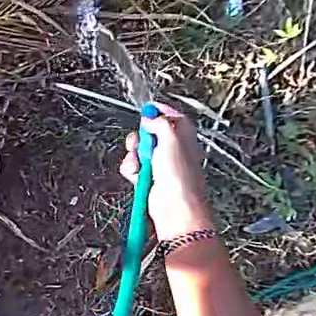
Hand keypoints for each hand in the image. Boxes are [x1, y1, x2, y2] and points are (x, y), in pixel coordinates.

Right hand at [118, 103, 214, 241]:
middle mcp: (173, 148)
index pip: (170, 115)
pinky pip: (133, 167)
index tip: (146, 109)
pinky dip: (131, 169)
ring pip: (138, 150)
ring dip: (133, 155)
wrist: (174, 206)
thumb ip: (158, 122)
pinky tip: (136, 174)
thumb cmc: (179, 174)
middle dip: (140, 137)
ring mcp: (160, 164)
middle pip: (149, 133)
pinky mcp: (149, 178)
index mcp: (183, 135)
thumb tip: (149, 117)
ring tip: (139, 163)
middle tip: (139, 143)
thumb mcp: (170, 138)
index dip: (157, 111)